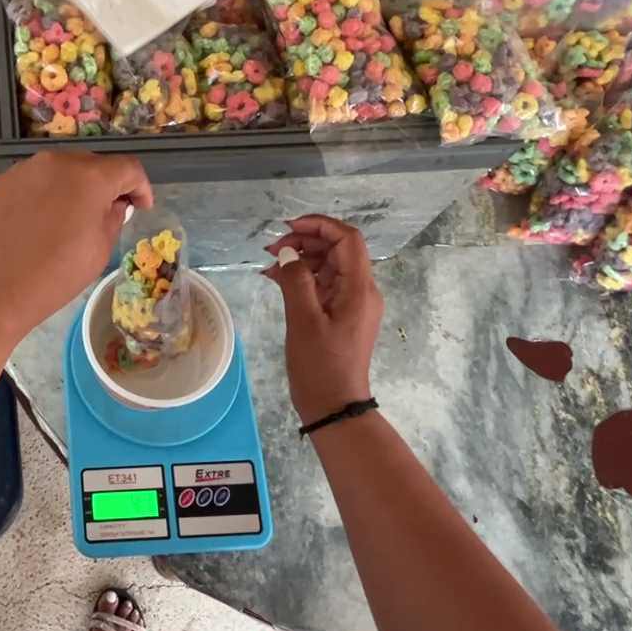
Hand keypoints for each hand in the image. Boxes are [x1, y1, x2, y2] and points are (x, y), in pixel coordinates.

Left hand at [0, 151, 152, 341]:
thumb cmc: (53, 275)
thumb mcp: (98, 251)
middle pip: (92, 165)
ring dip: (72, 188)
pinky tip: (37, 224)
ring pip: (59, 171)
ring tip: (69, 220)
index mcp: (89, 177)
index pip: (127, 168)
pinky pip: (32, 182)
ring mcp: (23, 169)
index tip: (141, 206)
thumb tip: (113, 204)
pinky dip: (43, 196)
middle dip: (105, 186)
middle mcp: (56, 162)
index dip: (140, 186)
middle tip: (107, 214)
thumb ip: (113, 218)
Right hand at [265, 215, 382, 422]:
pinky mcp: (341, 313)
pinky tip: (276, 277)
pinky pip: (324, 283)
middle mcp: (361, 291)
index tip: (288, 228)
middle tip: (272, 249)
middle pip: (337, 249)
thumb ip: (296, 280)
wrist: (333, 405)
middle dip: (305, 241)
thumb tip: (289, 254)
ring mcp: (352, 303)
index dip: (319, 225)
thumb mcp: (303, 320)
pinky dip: (302, 276)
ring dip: (301, 258)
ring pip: (328, 265)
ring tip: (270, 263)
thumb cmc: (320, 365)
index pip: (347, 239)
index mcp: (359, 289)